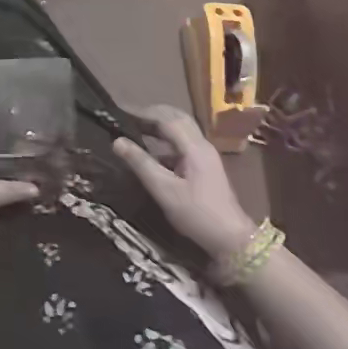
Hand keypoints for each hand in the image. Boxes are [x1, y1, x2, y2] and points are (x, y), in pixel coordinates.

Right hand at [112, 105, 258, 263]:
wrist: (230, 237)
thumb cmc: (196, 213)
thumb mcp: (164, 190)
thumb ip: (141, 163)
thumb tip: (117, 141)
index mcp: (194, 147)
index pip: (167, 118)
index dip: (143, 112)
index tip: (120, 110)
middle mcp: (202, 145)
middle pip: (177, 118)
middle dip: (152, 114)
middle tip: (127, 115)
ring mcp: (206, 155)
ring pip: (181, 131)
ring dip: (159, 126)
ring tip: (136, 129)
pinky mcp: (205, 166)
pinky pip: (183, 144)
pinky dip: (165, 142)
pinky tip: (152, 153)